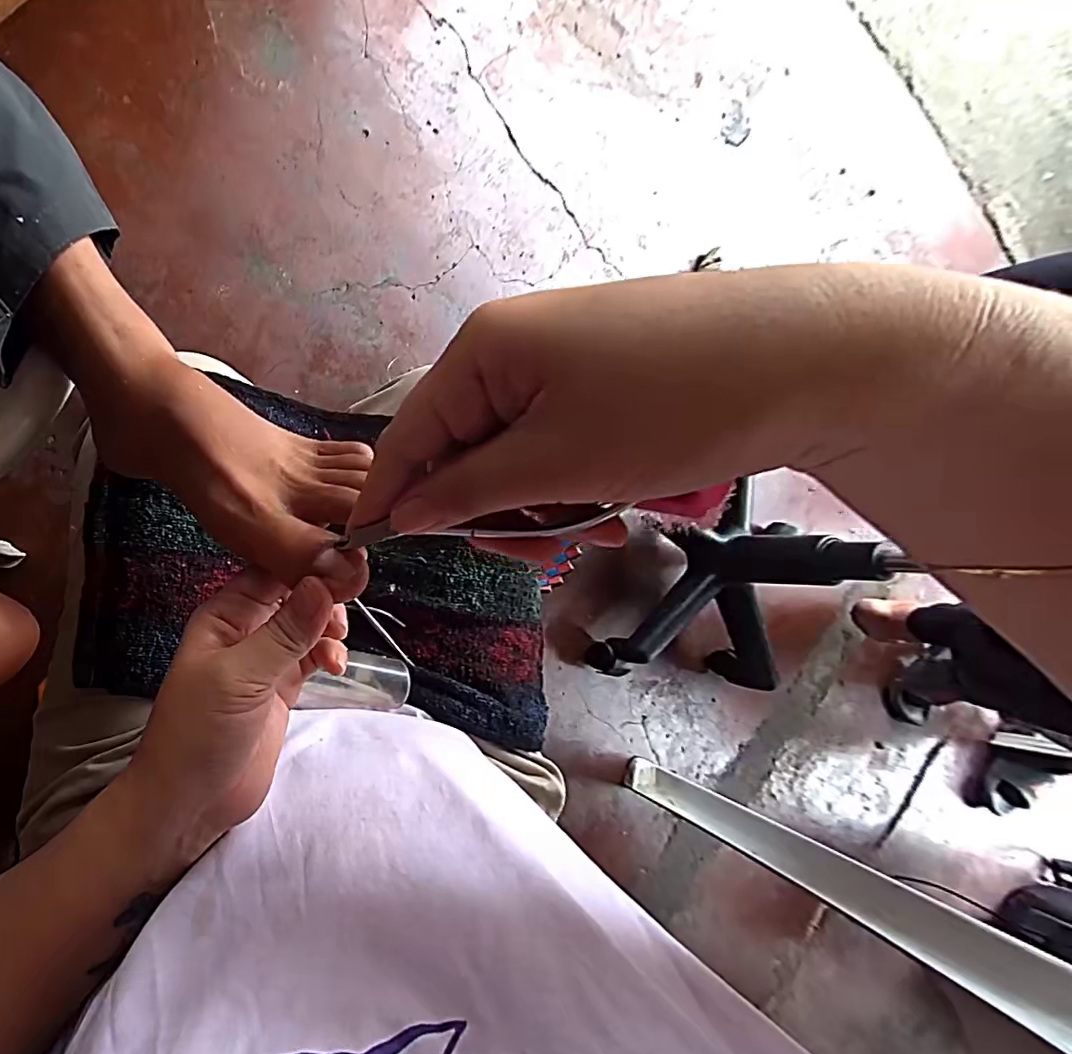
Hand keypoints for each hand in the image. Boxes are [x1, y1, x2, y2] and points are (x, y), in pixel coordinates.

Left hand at [120, 566, 353, 850]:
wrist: (191, 798)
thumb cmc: (199, 731)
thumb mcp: (241, 677)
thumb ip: (284, 632)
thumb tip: (322, 583)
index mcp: (222, 615)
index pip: (268, 572)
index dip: (306, 565)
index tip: (347, 567)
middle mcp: (243, 631)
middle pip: (291, 594)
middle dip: (322, 595)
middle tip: (347, 610)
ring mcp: (262, 661)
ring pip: (305, 625)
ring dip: (327, 626)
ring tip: (337, 642)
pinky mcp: (279, 689)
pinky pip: (309, 657)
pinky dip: (326, 654)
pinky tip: (335, 664)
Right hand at [350, 264, 992, 547]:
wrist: (844, 352)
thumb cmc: (673, 407)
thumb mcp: (553, 464)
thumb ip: (463, 492)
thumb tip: (402, 516)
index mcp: (480, 351)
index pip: (408, 434)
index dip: (387, 492)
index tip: (365, 540)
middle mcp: (507, 346)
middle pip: (461, 447)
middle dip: (489, 507)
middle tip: (529, 551)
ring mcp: (556, 355)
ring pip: (509, 450)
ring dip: (536, 501)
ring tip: (591, 528)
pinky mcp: (599, 369)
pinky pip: (552, 437)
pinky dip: (569, 478)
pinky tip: (612, 500)